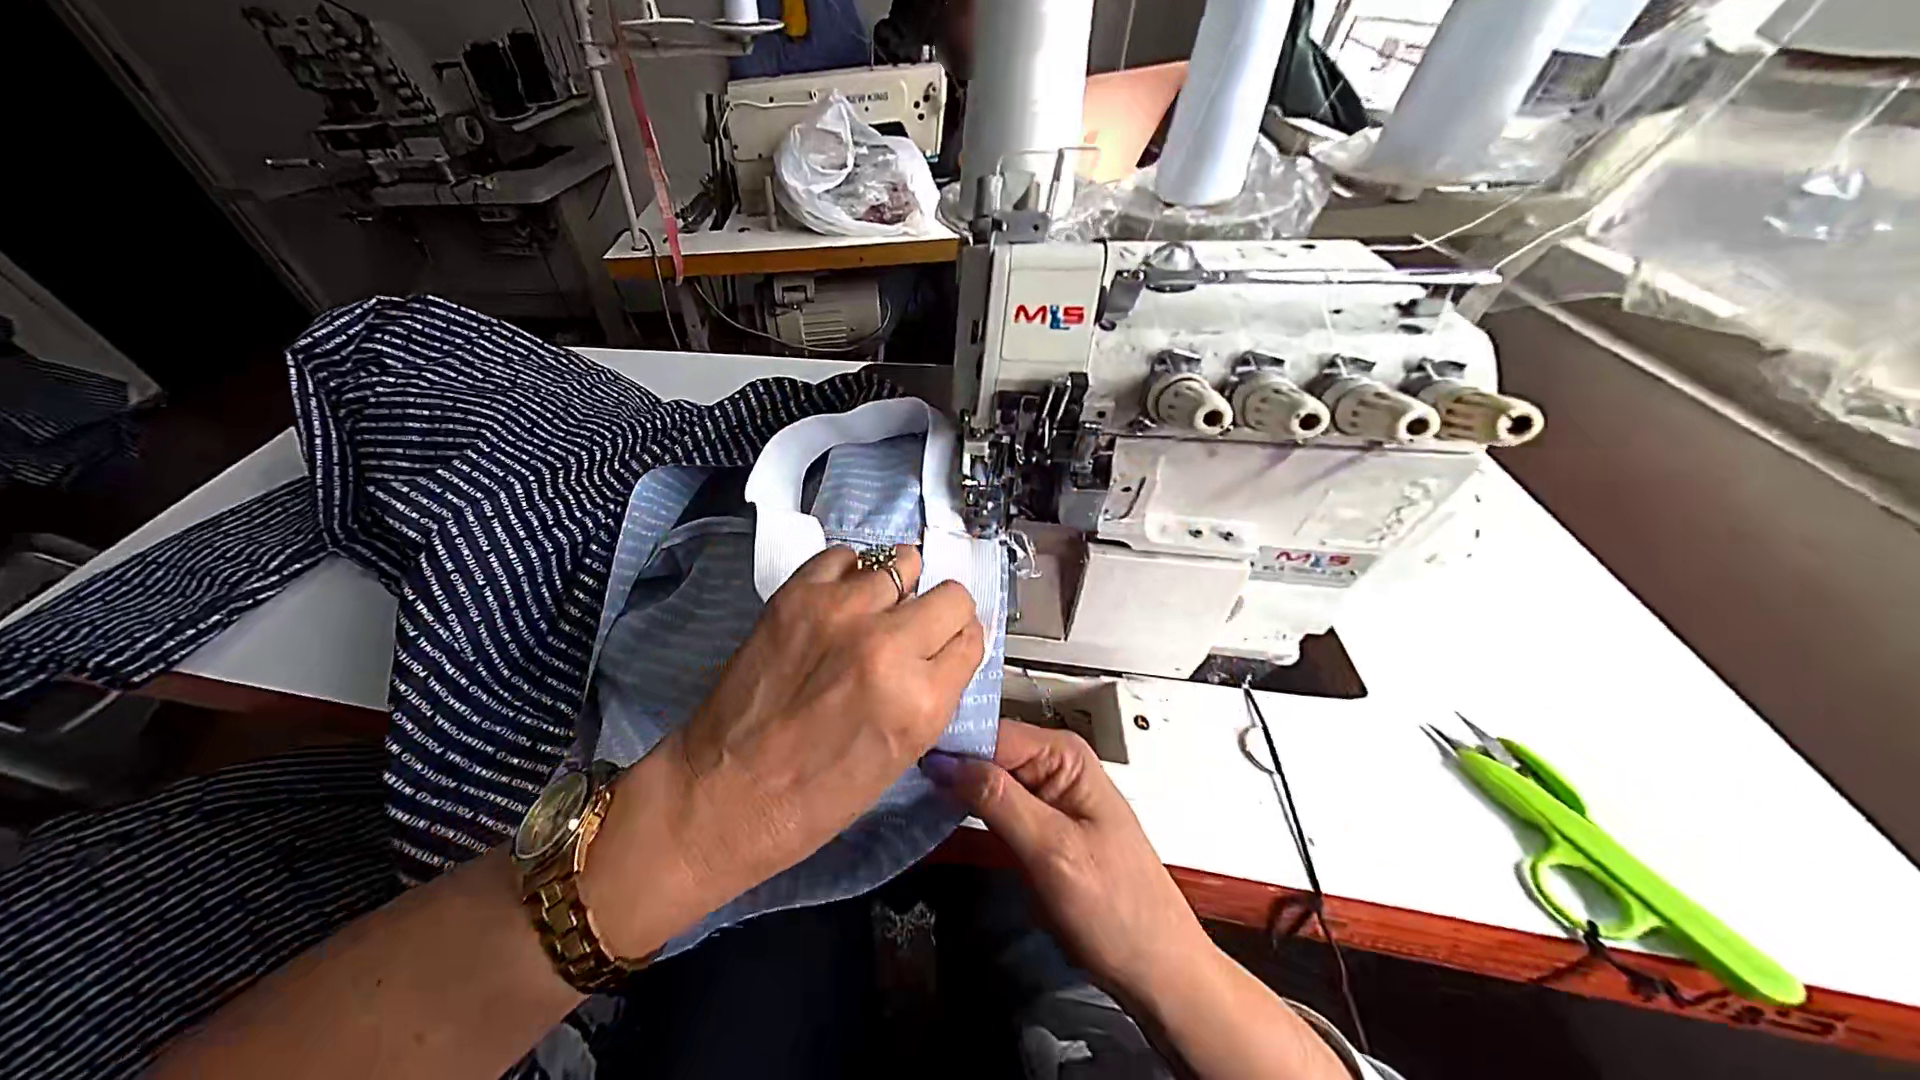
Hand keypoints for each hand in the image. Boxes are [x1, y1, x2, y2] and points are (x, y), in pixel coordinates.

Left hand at [583, 544, 984, 956]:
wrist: (723, 794)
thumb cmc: (815, 796)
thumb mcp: (902, 754)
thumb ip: (934, 692)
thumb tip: (946, 646)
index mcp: (922, 701)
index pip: (972, 637)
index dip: (957, 644)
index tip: (942, 649)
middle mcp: (889, 647)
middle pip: (951, 595)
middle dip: (939, 613)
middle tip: (912, 631)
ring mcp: (841, 613)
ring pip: (904, 561)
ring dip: (898, 587)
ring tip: (875, 612)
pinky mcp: (797, 595)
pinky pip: (847, 555)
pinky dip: (850, 573)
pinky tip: (838, 601)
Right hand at [927, 722, 1353, 1079]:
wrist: (1154, 966)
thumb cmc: (1118, 910)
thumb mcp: (1054, 853)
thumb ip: (1001, 801)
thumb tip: (947, 762)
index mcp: (1065, 755)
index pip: (992, 732)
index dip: (949, 744)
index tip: (904, 755)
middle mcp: (1054, 762)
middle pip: (986, 748)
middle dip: (947, 762)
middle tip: (899, 775)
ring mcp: (1046, 791)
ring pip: (985, 774)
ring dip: (953, 783)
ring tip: (910, 790)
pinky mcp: (1037, 818)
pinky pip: (993, 799)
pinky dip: (967, 805)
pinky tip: (938, 810)